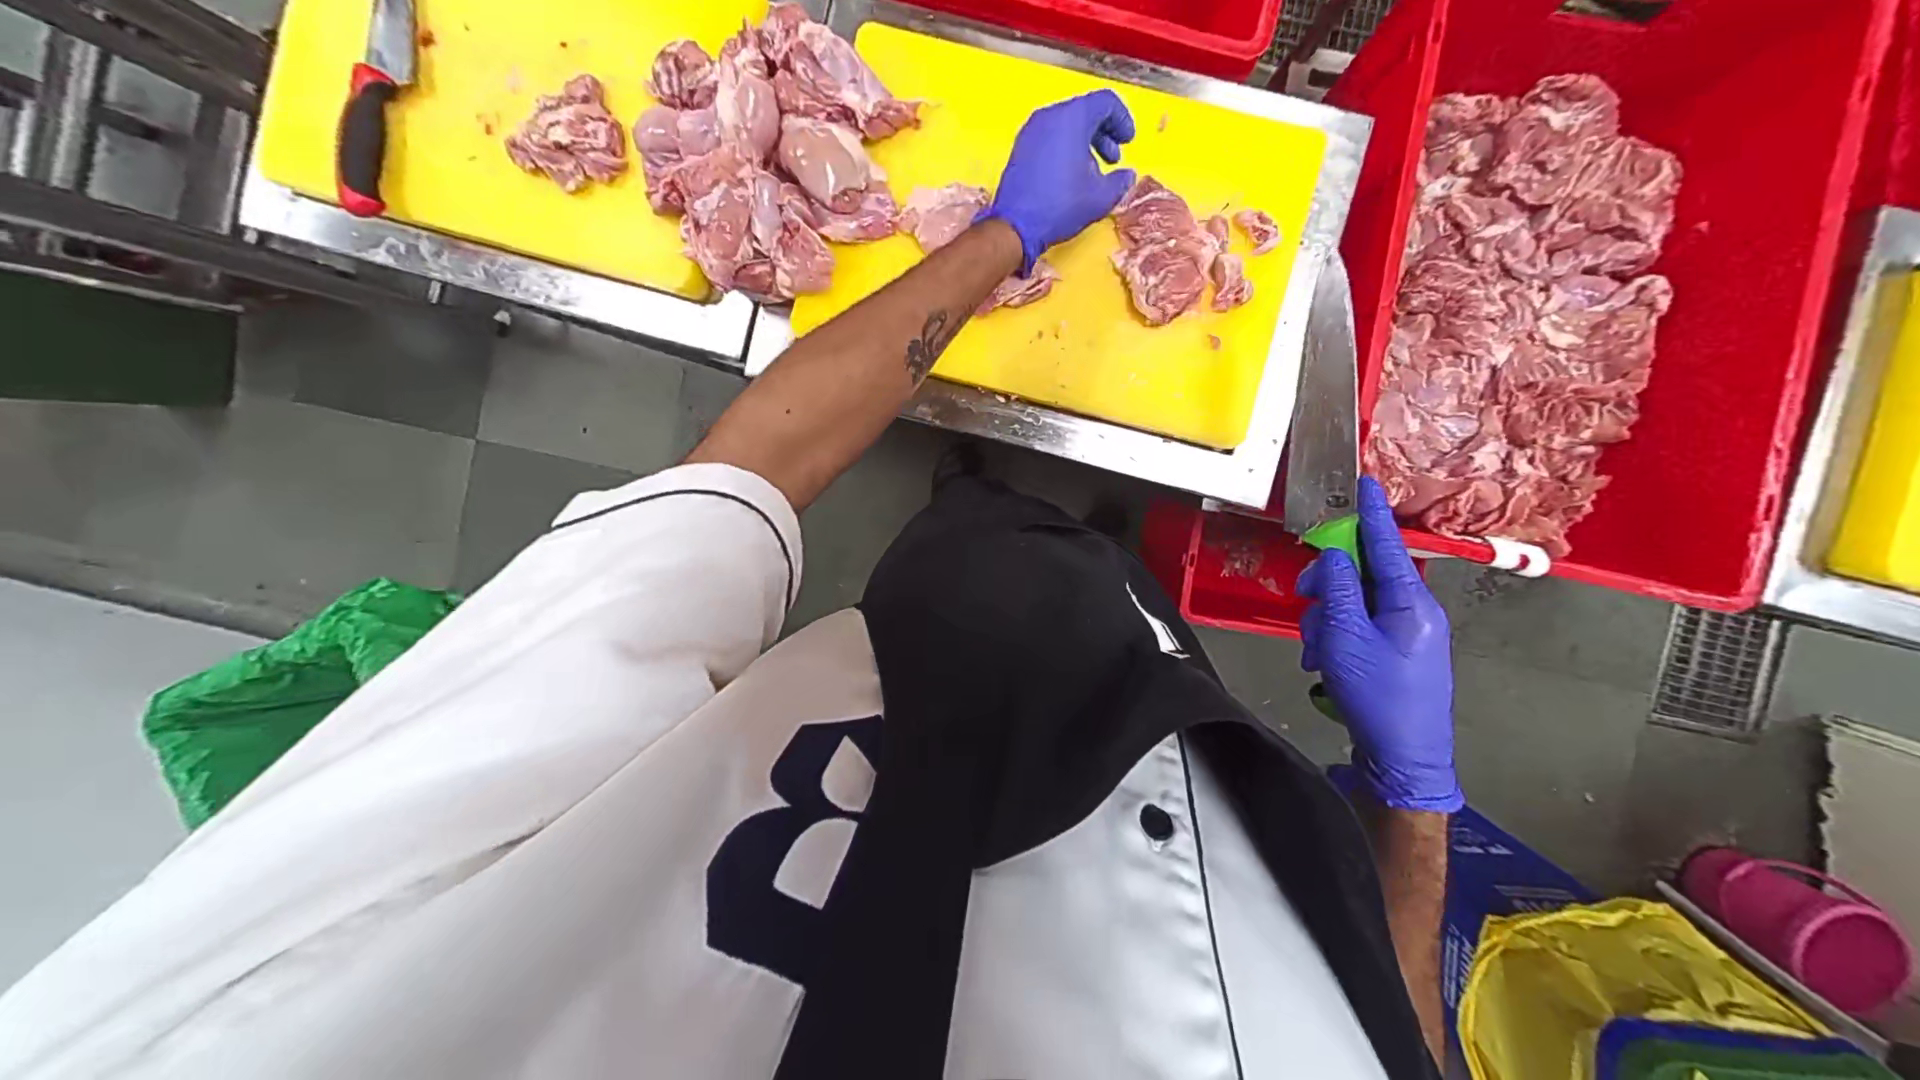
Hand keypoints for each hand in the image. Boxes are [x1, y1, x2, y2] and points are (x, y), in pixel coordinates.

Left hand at [984, 90, 1137, 273]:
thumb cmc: (1060, 206)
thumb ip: (1121, 181)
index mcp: (1073, 117)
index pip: (1106, 102)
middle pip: (1084, 111)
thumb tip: (1127, 176)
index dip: (1123, 120)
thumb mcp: (1100, 197)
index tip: (1128, 141)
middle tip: (1113, 158)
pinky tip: (1070, 177)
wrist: (1015, 226)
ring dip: (1085, 143)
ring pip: (1066, 125)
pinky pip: (1049, 139)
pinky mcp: (1020, 149)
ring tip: (1092, 172)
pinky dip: (1065, 149)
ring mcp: (1031, 132)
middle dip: (1104, 133)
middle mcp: (1050, 116)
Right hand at [1297, 477, 1463, 812]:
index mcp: (1411, 602)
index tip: (1366, 482)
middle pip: (1361, 574)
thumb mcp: (1347, 637)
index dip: (1372, 513)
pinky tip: (1325, 661)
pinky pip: (1356, 626)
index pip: (1387, 544)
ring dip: (1325, 621)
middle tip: (1305, 600)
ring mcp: (1405, 632)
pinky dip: (1334, 638)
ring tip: (1319, 653)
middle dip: (1326, 586)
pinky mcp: (1393, 651)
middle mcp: (1413, 610)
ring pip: (1351, 602)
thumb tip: (1335, 553)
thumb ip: (1338, 589)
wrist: (1405, 758)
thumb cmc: (1379, 696)